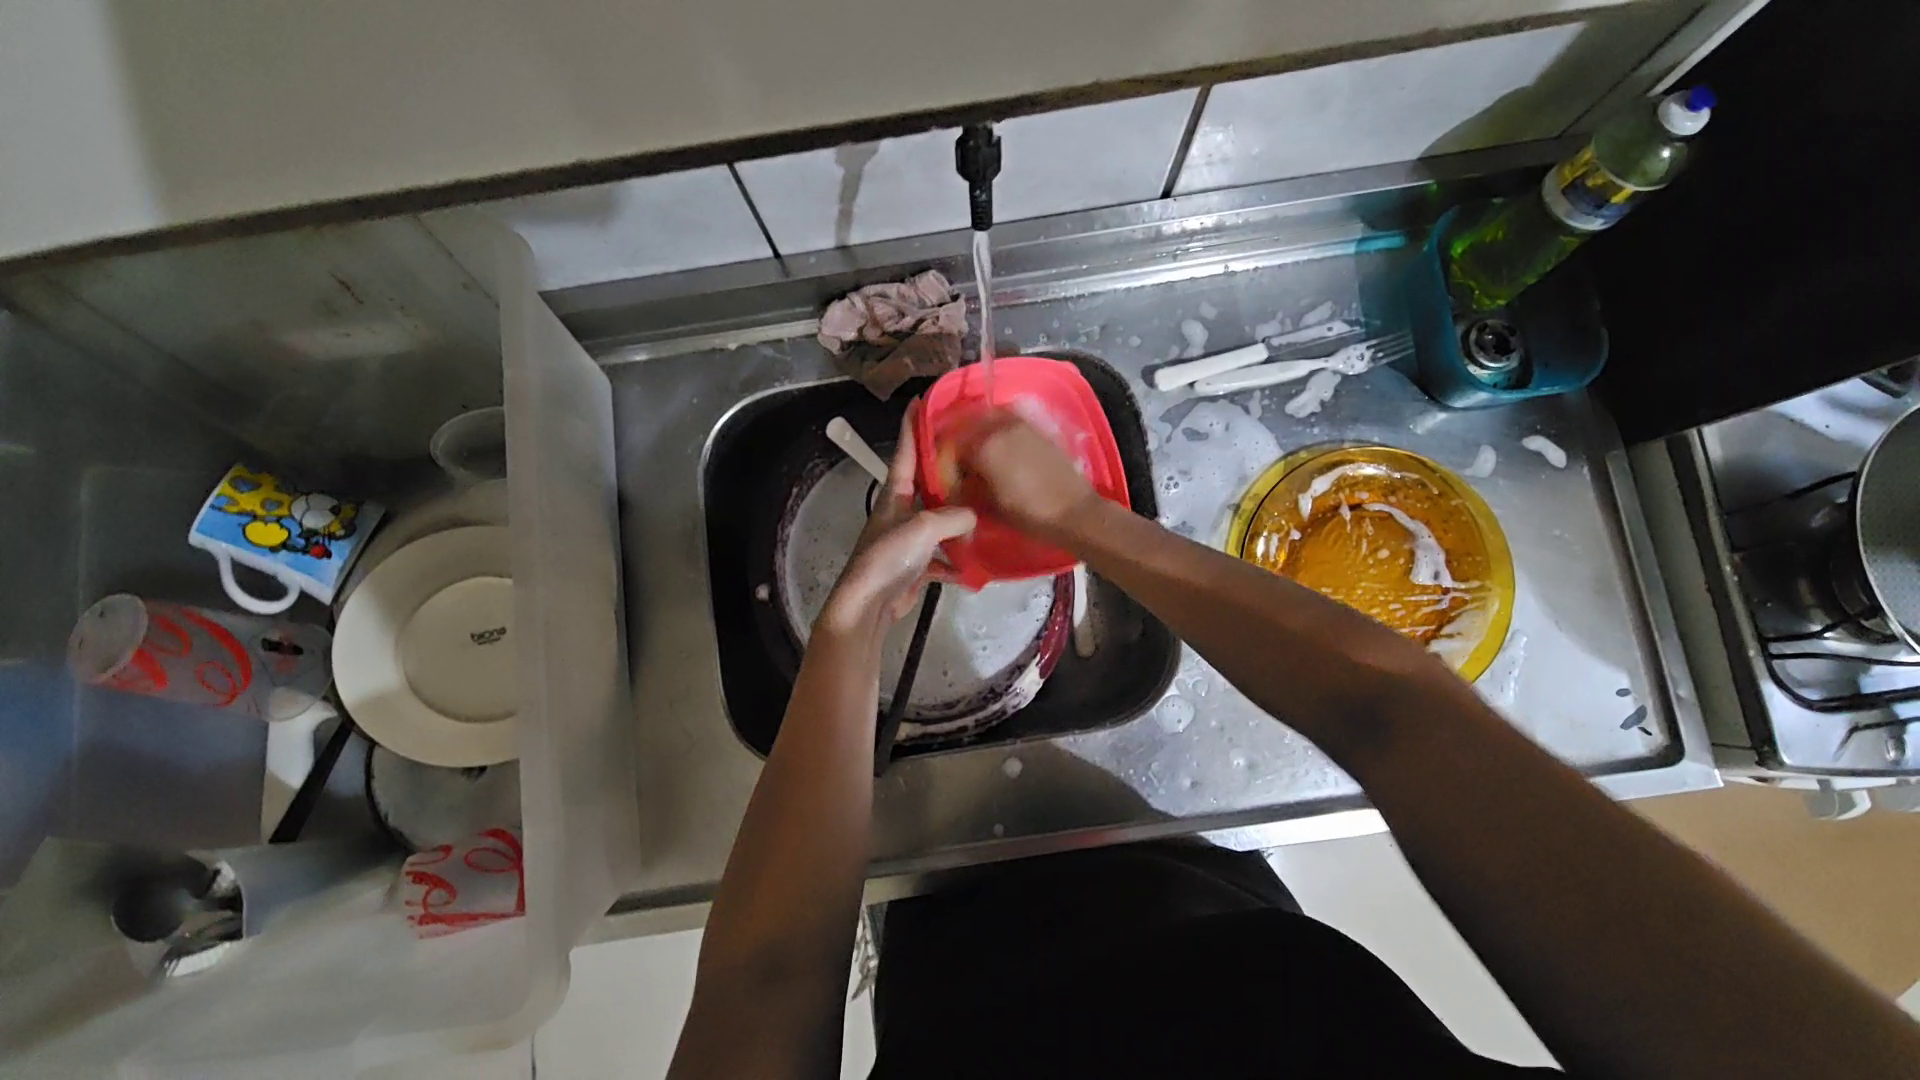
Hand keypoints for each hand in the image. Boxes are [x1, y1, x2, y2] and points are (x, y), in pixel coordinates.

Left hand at [818, 410, 975, 638]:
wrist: (868, 604)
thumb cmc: (889, 557)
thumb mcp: (924, 528)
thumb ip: (954, 516)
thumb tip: (974, 518)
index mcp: (895, 494)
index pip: (906, 451)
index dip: (912, 426)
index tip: (920, 401)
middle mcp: (900, 512)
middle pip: (928, 486)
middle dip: (948, 472)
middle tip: (975, 455)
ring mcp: (907, 540)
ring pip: (939, 522)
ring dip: (959, 521)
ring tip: (987, 511)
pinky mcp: (914, 566)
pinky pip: (942, 557)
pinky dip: (957, 561)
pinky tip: (976, 565)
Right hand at [950, 408, 1099, 540]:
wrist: (1074, 511)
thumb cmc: (1028, 514)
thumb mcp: (988, 506)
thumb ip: (965, 488)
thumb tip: (955, 482)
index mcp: (982, 446)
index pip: (948, 444)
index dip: (943, 460)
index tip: (946, 475)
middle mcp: (998, 427)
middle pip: (965, 427)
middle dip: (959, 443)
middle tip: (960, 464)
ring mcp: (1020, 424)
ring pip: (986, 420)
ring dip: (978, 434)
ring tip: (979, 456)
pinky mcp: (1036, 428)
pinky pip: (1006, 422)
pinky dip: (997, 432)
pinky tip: (1001, 451)